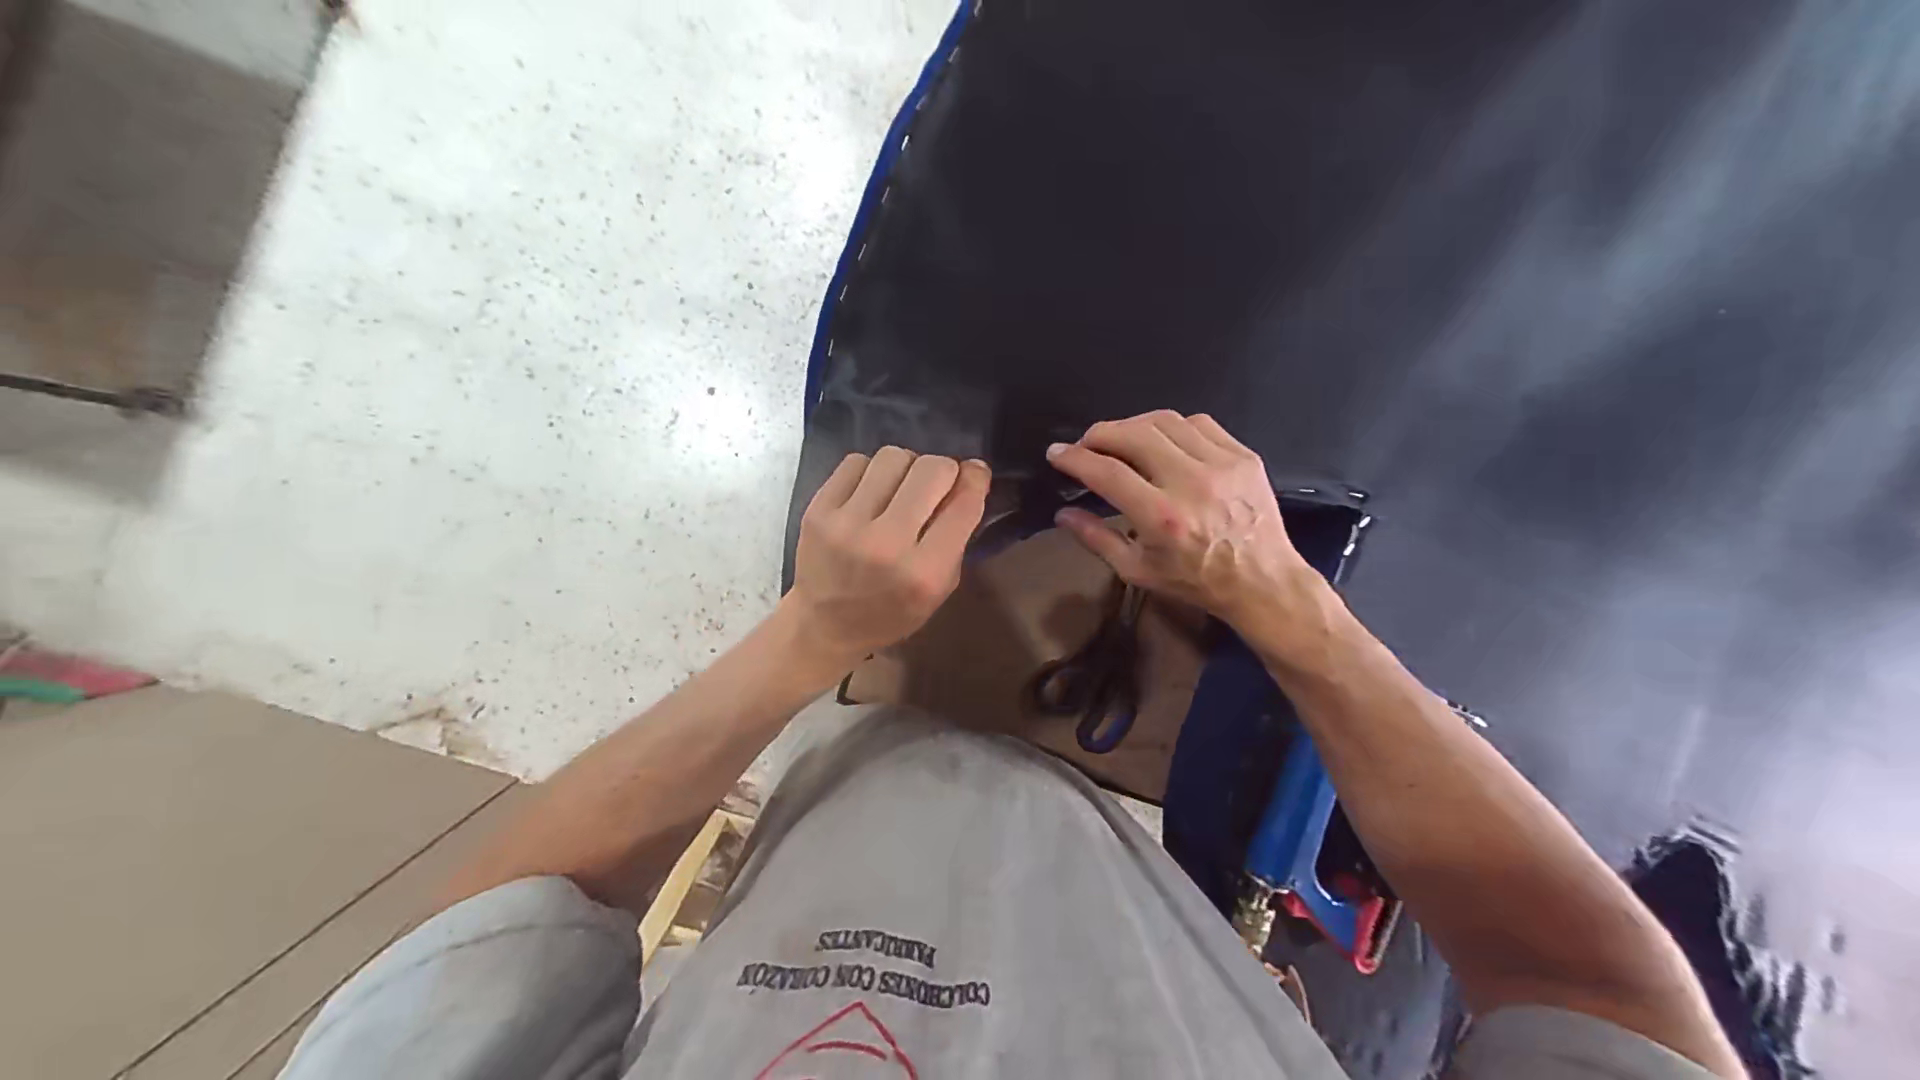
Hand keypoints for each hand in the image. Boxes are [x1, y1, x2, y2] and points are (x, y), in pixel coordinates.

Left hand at [785, 447, 990, 666]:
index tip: (975, 473)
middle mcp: (886, 545)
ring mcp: (846, 525)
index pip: (964, 504)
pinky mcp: (818, 510)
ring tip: (902, 486)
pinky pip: (856, 462)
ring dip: (907, 466)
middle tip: (938, 482)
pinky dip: (871, 470)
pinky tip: (872, 490)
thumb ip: (957, 538)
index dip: (976, 479)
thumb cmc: (892, 612)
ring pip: (893, 456)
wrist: (825, 625)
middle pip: (931, 469)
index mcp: (924, 573)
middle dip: (944, 469)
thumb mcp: (940, 589)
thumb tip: (968, 480)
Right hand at [1045, 411, 1325, 640]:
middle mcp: (1191, 483)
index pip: (1107, 472)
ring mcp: (1221, 465)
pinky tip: (1161, 441)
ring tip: (1119, 440)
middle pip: (1133, 434)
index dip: (1075, 457)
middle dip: (1099, 434)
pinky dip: (1170, 426)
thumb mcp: (1137, 570)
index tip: (1057, 453)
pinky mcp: (1243, 456)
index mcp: (1161, 518)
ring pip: (1164, 421)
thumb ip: (1097, 538)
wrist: (1262, 581)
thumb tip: (1063, 513)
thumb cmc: (1195, 581)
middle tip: (1085, 444)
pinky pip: (1198, 423)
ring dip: (1132, 425)